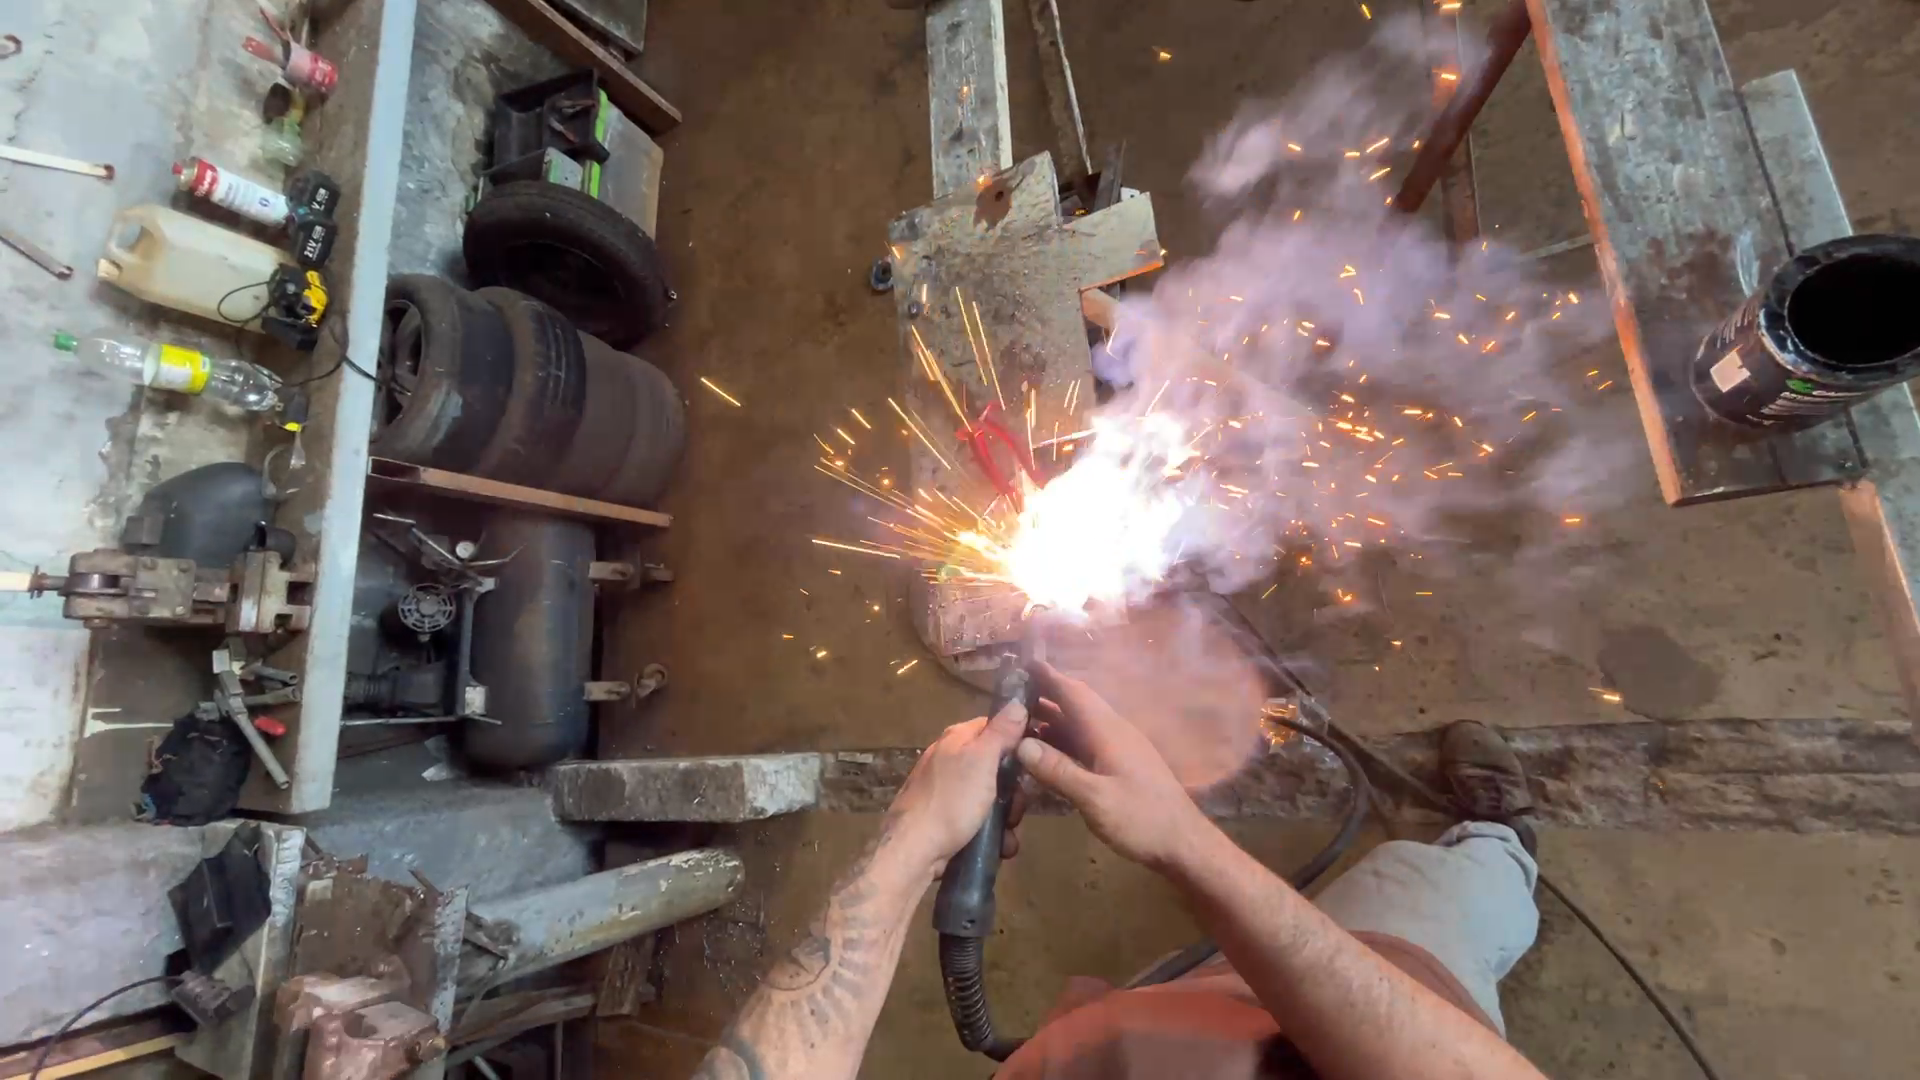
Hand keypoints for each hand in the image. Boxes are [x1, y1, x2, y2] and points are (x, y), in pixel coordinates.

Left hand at [884, 699, 1030, 878]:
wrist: (913, 851)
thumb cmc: (951, 801)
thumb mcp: (981, 761)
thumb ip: (1000, 732)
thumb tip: (1017, 701)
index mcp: (956, 738)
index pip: (994, 726)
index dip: (1017, 739)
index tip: (1034, 759)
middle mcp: (949, 759)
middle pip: (996, 765)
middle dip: (1013, 789)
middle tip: (1017, 806)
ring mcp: (946, 790)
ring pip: (990, 795)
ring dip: (1005, 816)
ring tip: (1008, 833)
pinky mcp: (945, 817)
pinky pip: (978, 818)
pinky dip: (991, 832)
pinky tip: (998, 846)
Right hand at [1017, 662, 1211, 871]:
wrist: (1184, 844)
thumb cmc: (1141, 818)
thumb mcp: (1095, 798)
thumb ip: (1058, 771)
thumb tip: (1020, 744)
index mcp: (1106, 731)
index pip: (1073, 693)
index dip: (1048, 676)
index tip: (1023, 662)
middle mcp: (1112, 732)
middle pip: (1075, 704)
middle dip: (1046, 694)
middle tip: (1011, 692)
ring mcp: (1118, 748)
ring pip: (1079, 724)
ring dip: (1051, 718)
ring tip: (1019, 720)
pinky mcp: (1119, 765)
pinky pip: (1084, 742)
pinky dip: (1062, 740)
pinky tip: (1045, 751)